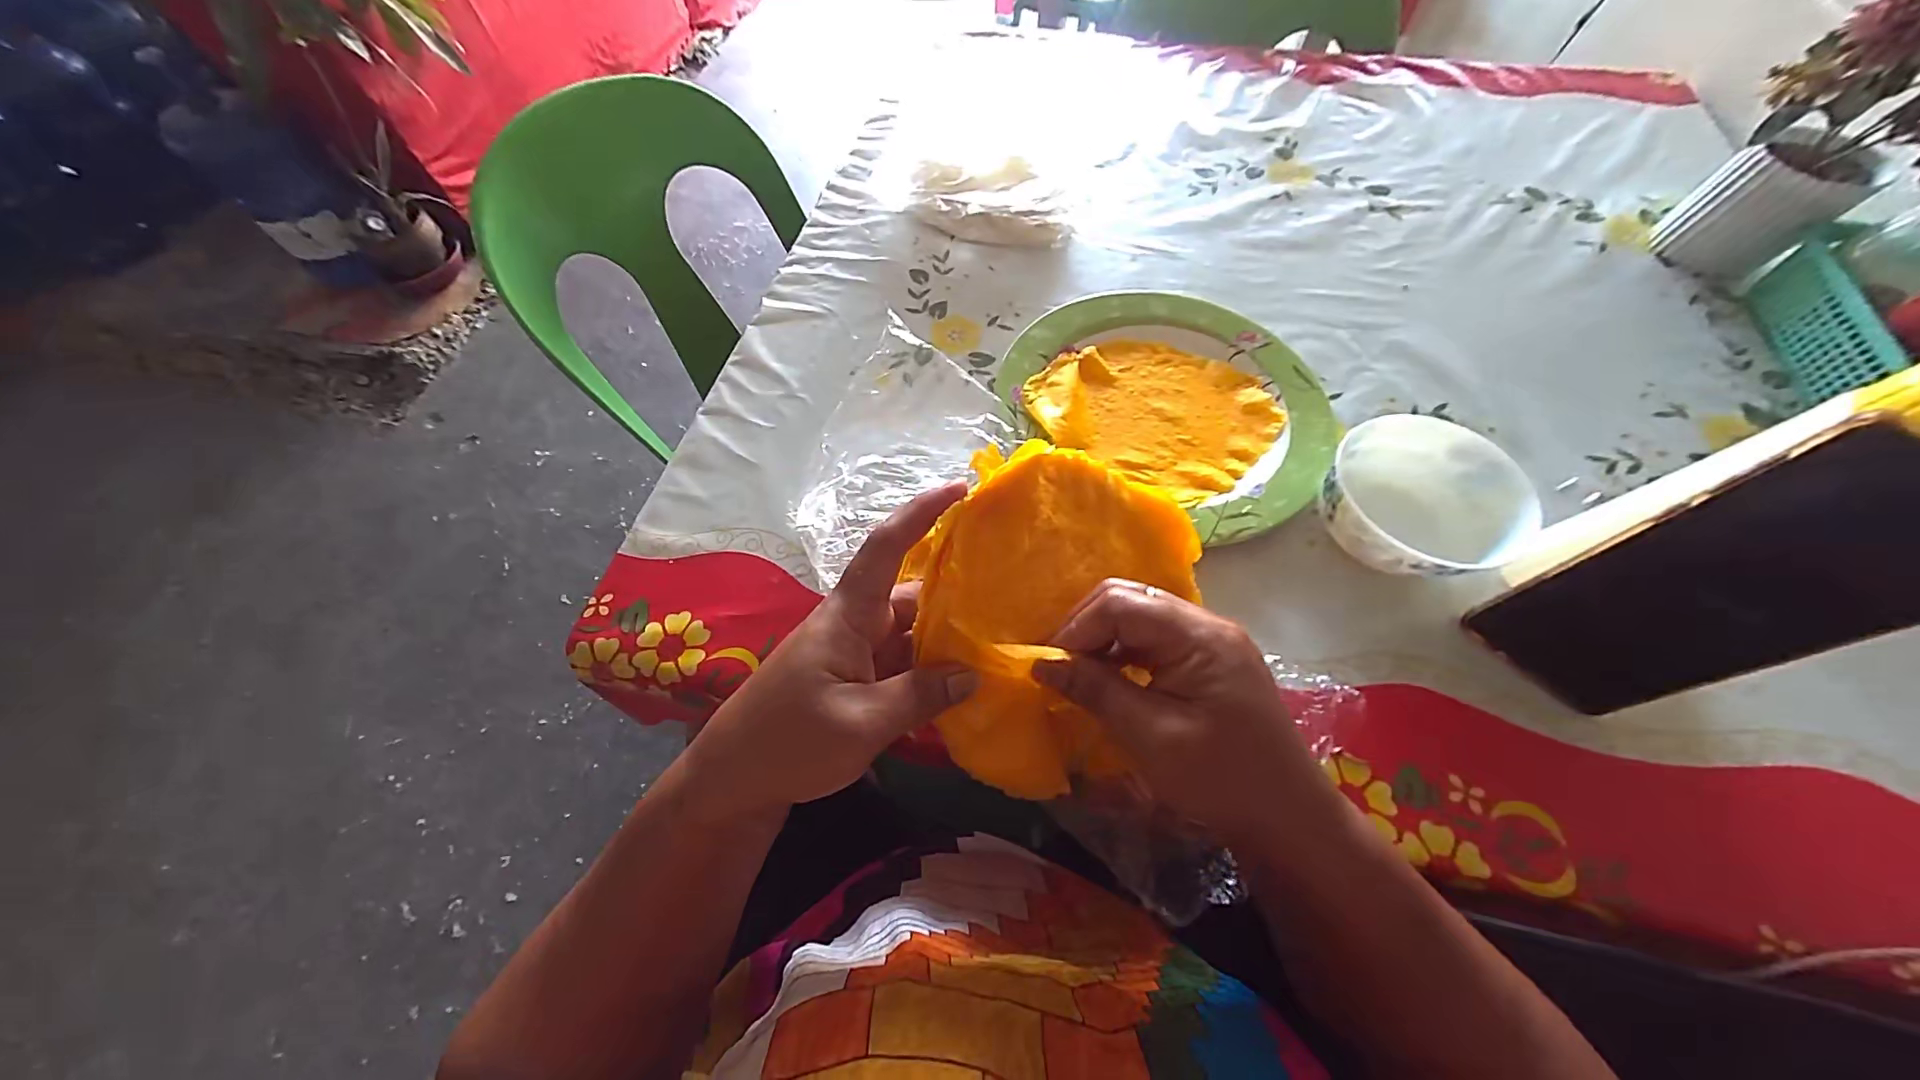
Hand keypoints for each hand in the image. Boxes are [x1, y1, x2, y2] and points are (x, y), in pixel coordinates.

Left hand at [676, 483, 978, 821]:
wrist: (731, 782)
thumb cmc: (788, 742)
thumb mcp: (861, 723)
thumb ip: (920, 697)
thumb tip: (973, 674)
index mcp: (848, 616)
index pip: (886, 547)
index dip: (921, 513)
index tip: (960, 489)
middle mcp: (853, 625)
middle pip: (911, 598)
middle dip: (955, 596)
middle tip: (1010, 600)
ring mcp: (852, 654)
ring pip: (909, 634)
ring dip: (945, 642)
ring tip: (998, 647)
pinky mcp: (852, 681)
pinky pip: (900, 665)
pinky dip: (928, 674)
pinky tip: (961, 691)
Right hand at [1032, 579, 1338, 843]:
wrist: (1289, 819)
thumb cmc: (1221, 780)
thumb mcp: (1151, 737)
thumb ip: (1096, 690)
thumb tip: (1042, 663)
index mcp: (1199, 636)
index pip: (1120, 603)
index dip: (1076, 628)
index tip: (1048, 665)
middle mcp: (1207, 625)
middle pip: (1130, 600)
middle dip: (1085, 629)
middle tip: (1058, 668)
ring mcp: (1211, 641)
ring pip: (1139, 617)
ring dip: (1102, 641)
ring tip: (1077, 676)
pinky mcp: (1210, 661)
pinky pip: (1154, 640)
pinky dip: (1123, 654)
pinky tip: (1109, 682)